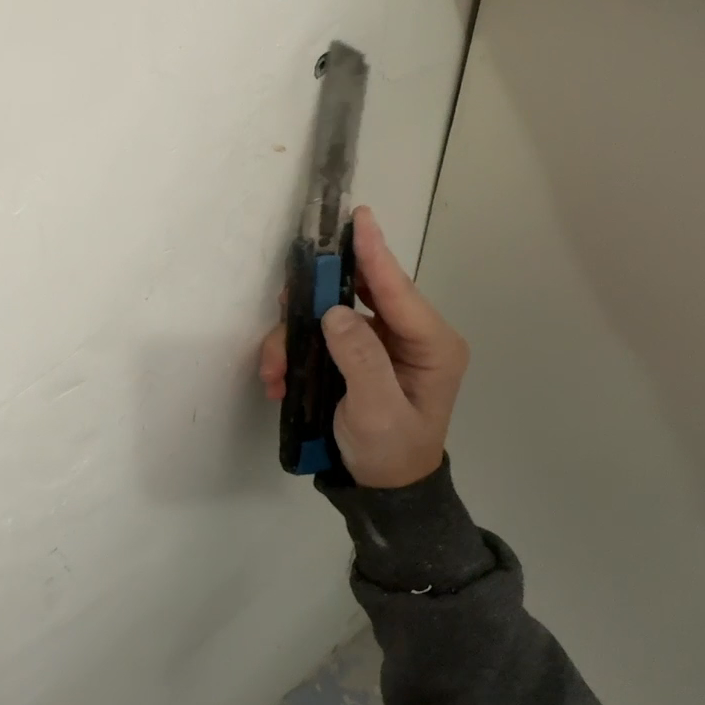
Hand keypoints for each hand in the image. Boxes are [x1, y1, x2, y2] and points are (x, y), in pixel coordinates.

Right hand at [258, 206, 468, 488]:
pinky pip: (322, 335)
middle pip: (361, 294)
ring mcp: (383, 343)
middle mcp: (410, 336)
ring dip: (296, 337)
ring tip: (273, 369)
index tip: (358, 217)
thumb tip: (333, 312)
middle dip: (316, 301)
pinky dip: (296, 351)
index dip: (374, 253)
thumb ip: (359, 359)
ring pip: (332, 315)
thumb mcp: (376, 411)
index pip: (399, 290)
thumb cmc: (389, 452)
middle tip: (284, 305)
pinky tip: (279, 378)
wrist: (384, 487)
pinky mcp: (359, 353)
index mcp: (432, 345)